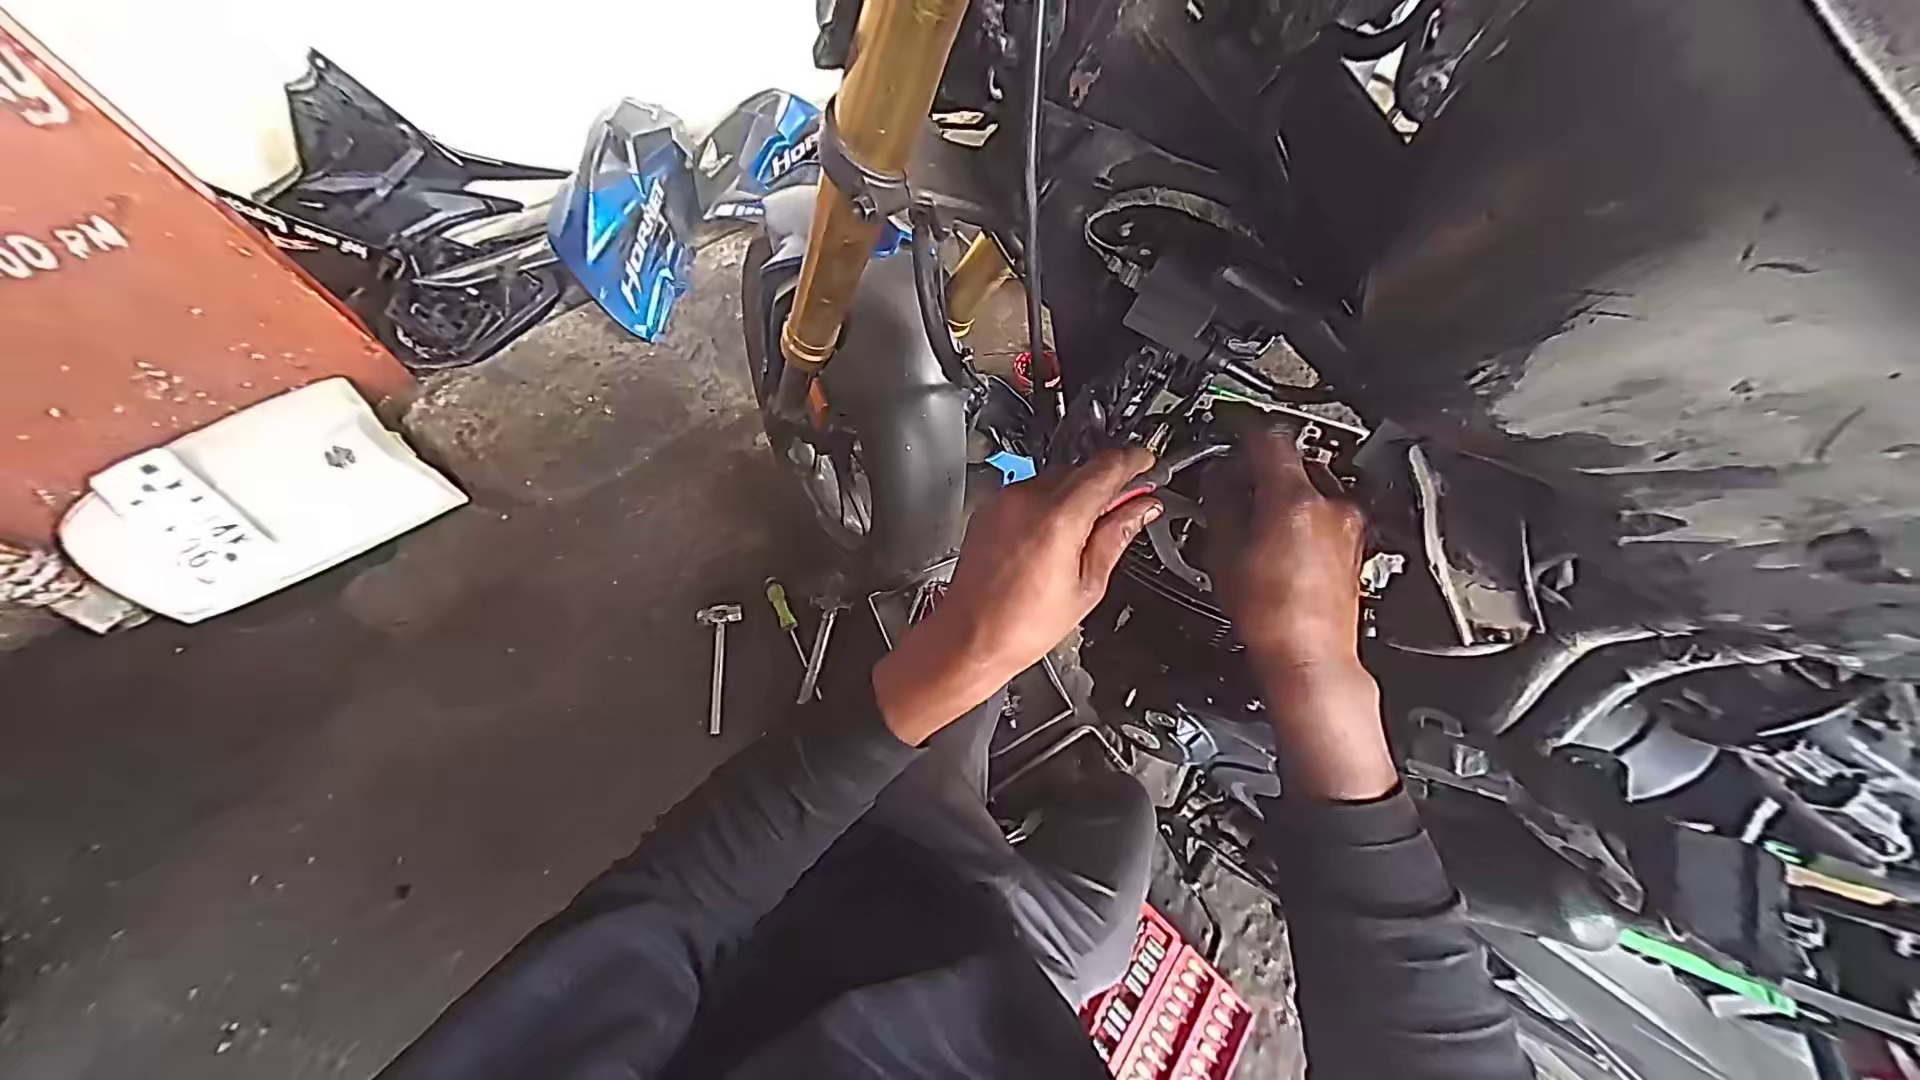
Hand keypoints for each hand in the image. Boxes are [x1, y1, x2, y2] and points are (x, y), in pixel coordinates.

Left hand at [873, 448, 1161, 744]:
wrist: (969, 637)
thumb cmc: (1020, 625)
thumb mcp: (1087, 585)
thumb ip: (1117, 535)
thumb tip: (1141, 508)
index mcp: (1058, 518)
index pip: (1106, 467)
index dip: (1134, 461)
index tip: (1147, 464)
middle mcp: (1026, 500)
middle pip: (1080, 470)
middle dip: (1107, 484)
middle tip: (1126, 507)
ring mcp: (1003, 502)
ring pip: (1054, 479)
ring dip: (1077, 495)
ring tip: (1085, 534)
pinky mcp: (989, 510)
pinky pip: (1029, 493)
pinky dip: (1049, 505)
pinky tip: (1054, 537)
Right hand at [1211, 430, 1392, 799]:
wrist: (1310, 655)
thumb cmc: (1271, 614)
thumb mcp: (1224, 551)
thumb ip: (1220, 503)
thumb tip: (1219, 480)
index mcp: (1293, 500)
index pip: (1267, 440)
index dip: (1242, 427)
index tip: (1229, 424)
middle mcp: (1331, 504)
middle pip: (1291, 460)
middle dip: (1258, 465)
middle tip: (1229, 479)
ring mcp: (1348, 523)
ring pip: (1308, 484)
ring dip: (1279, 487)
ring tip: (1249, 512)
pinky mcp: (1354, 542)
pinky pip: (1322, 508)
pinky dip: (1297, 508)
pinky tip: (1273, 534)